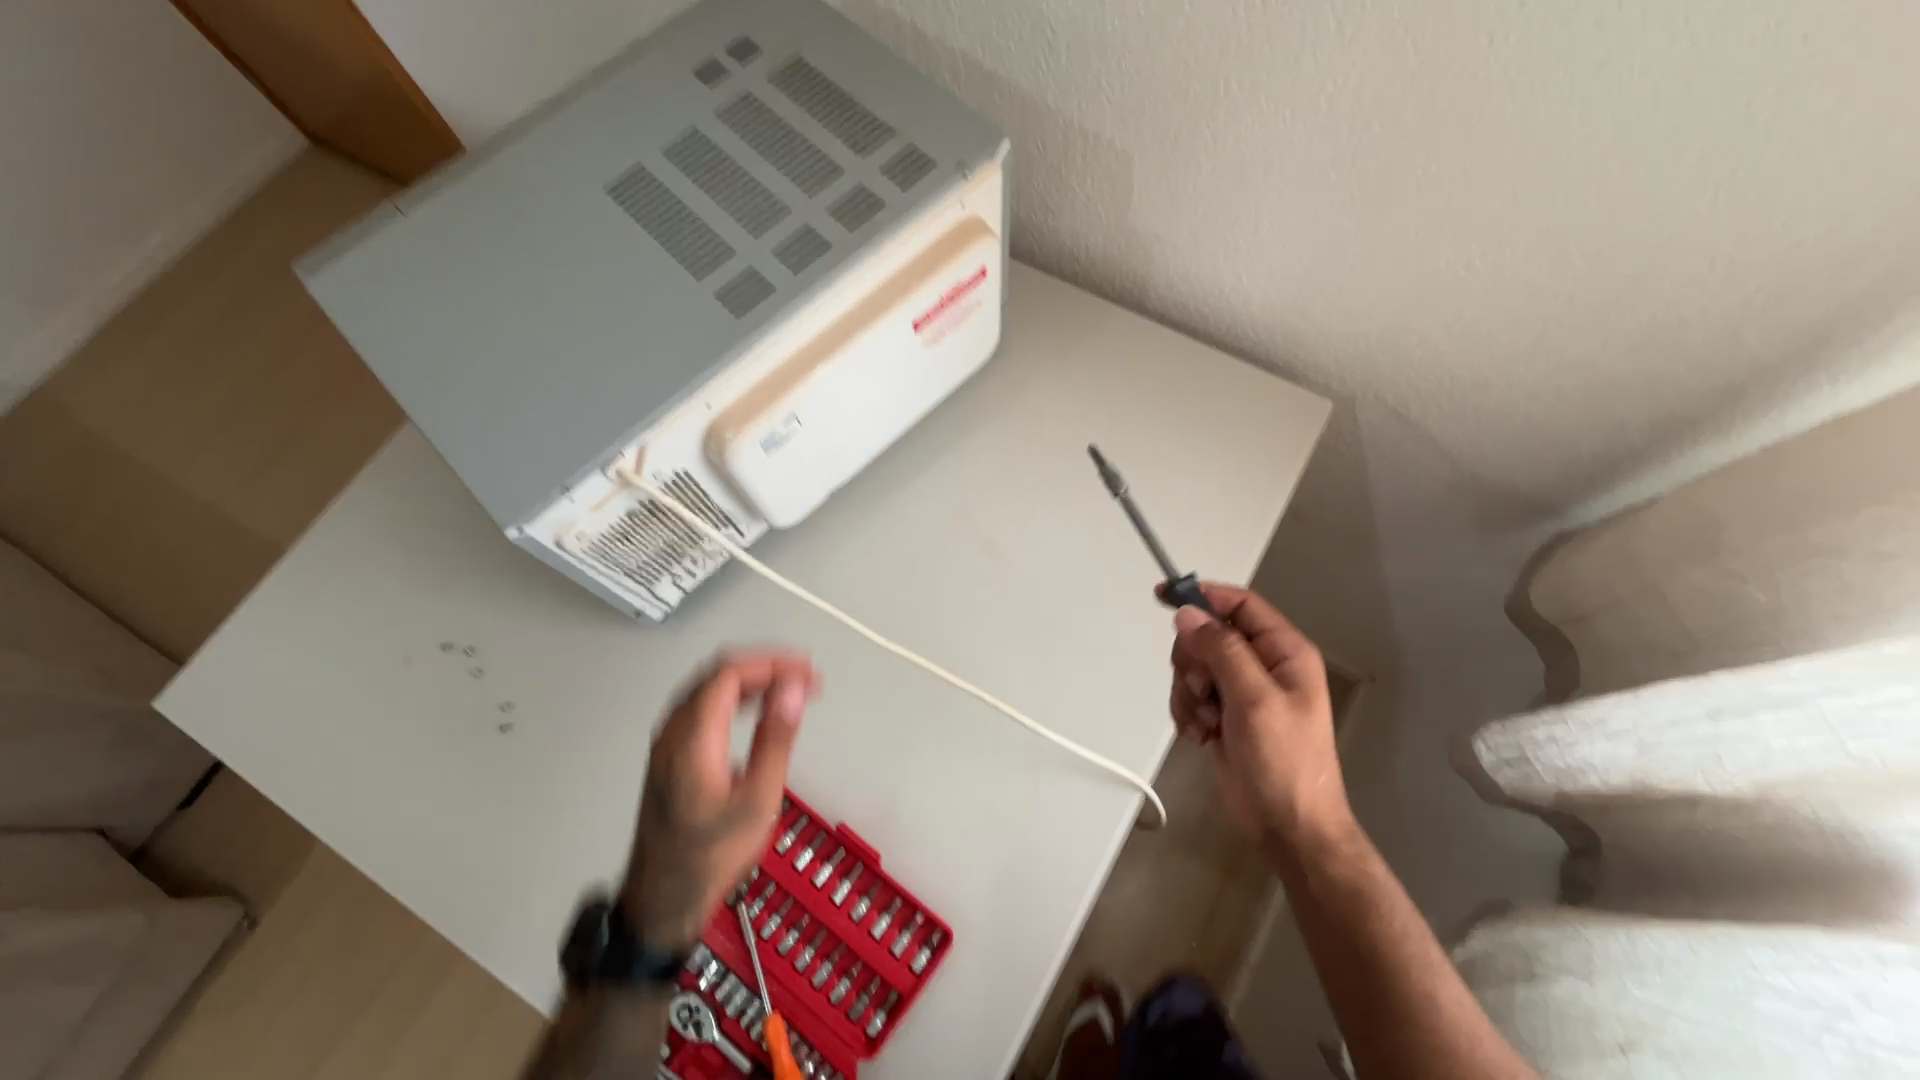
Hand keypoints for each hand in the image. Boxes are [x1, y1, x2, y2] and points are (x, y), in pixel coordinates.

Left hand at [621, 650, 818, 949]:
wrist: (663, 896)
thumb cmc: (711, 856)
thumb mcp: (758, 800)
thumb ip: (776, 738)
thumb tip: (792, 691)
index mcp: (694, 737)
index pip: (731, 673)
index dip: (774, 663)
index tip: (807, 673)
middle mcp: (673, 731)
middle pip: (718, 673)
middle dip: (765, 666)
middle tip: (803, 677)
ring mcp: (666, 742)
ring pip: (707, 686)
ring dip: (750, 679)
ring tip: (787, 688)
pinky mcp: (668, 754)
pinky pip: (700, 705)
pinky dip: (733, 696)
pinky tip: (755, 708)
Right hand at [1166, 584, 1351, 848]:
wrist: (1286, 824)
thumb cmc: (1284, 761)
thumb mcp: (1254, 699)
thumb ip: (1220, 651)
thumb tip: (1187, 614)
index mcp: (1283, 651)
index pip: (1239, 605)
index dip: (1203, 597)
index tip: (1164, 598)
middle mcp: (1262, 665)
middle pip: (1207, 636)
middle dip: (1193, 662)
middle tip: (1202, 690)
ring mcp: (1241, 692)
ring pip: (1193, 667)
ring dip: (1189, 693)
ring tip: (1207, 723)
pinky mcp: (1222, 716)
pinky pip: (1190, 696)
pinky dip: (1187, 713)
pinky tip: (1203, 736)